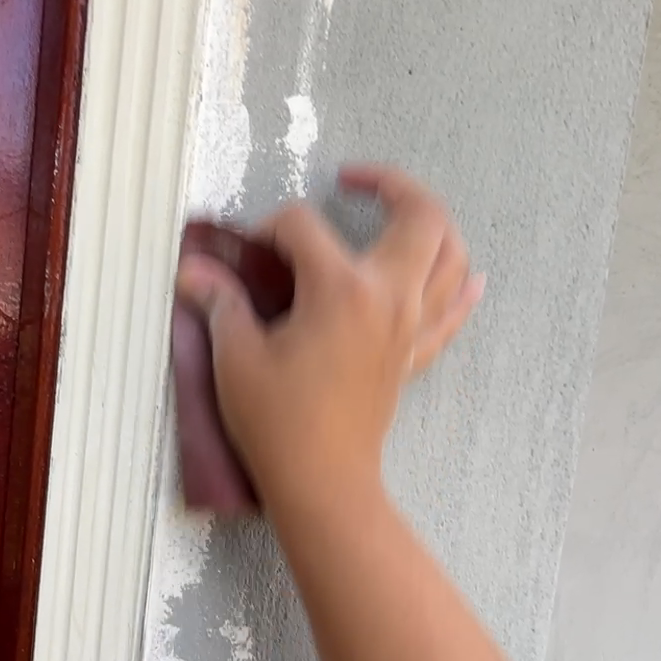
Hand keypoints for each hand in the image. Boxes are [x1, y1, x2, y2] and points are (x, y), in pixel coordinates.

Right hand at [174, 164, 481, 513]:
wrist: (321, 480)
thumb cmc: (275, 419)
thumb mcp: (236, 356)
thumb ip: (221, 302)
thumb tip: (192, 271)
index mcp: (340, 289)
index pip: (304, 228)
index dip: (268, 229)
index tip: (244, 253)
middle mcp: (389, 296)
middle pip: (420, 217)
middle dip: (391, 185)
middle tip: (355, 180)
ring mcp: (410, 327)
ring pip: (450, 257)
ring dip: (432, 226)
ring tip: (399, 217)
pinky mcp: (413, 356)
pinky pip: (452, 312)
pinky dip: (461, 287)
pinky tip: (467, 276)